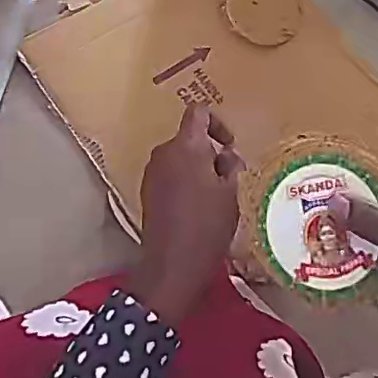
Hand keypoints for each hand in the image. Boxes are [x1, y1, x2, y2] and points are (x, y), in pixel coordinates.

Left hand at [126, 104, 243, 323]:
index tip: (230, 145)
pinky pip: (169, 174)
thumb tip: (226, 156)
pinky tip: (197, 206)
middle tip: (227, 176)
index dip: (218, 122)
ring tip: (215, 194)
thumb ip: (231, 165)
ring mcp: (152, 173)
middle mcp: (164, 152)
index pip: (198, 112)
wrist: (172, 264)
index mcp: (186, 145)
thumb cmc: (208, 224)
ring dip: (197, 167)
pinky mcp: (147, 192)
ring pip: (179, 157)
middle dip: (209, 151)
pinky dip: (184, 181)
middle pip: (189, 137)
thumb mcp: (231, 191)